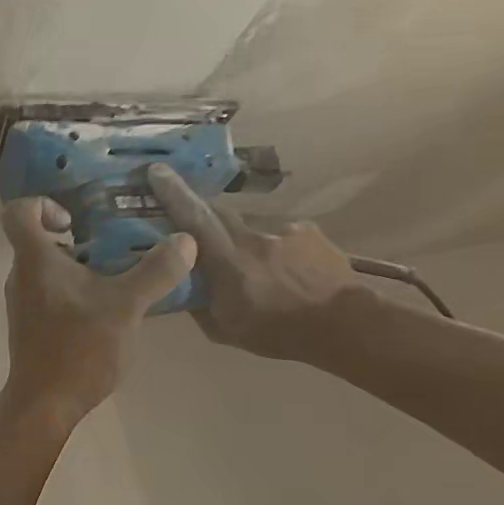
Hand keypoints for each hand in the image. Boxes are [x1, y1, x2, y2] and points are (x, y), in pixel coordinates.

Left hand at [0, 197, 196, 429]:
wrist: (45, 405)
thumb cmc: (79, 348)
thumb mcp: (127, 306)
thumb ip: (156, 271)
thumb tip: (186, 240)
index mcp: (35, 260)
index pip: (19, 212)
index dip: (43, 205)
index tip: (75, 221)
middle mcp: (22, 276)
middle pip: (40, 240)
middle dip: (78, 238)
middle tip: (114, 245)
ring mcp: (24, 303)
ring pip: (49, 269)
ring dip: (81, 267)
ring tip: (118, 278)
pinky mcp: (32, 325)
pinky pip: (52, 293)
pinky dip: (77, 291)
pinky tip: (108, 310)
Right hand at [147, 163, 368, 361]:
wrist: (346, 324)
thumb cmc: (280, 333)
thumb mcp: (226, 330)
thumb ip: (200, 303)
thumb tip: (184, 283)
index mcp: (230, 261)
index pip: (194, 219)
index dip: (173, 194)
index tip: (157, 171)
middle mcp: (252, 236)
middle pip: (217, 212)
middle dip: (203, 215)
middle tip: (198, 231)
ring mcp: (282, 228)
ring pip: (248, 222)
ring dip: (241, 236)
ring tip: (253, 264)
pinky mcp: (305, 228)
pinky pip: (275, 229)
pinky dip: (270, 242)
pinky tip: (282, 265)